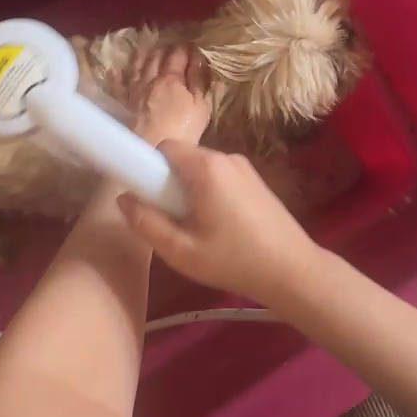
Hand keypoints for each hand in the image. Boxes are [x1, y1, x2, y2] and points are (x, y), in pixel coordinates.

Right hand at [118, 140, 321, 304]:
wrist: (292, 269)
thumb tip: (124, 198)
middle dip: (169, 185)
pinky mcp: (255, 181)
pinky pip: (219, 178)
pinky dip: (209, 195)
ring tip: (197, 231)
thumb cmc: (234, 260)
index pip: (164, 147)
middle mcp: (226, 157)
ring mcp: (244, 167)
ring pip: (201, 170)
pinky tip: (219, 229)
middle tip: (173, 222)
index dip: (148, 169)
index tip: (147, 199)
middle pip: (183, 158)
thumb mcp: (181, 251)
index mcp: (207, 167)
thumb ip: (147, 223)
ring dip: (190, 192)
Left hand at [123, 45, 210, 145]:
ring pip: (137, 68)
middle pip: (156, 58)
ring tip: (146, 47)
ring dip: (143, 56)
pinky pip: (118, 86)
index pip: (178, 56)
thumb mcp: (200, 106)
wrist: (150, 152)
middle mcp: (150, 79)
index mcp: (172, 78)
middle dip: (164, 49)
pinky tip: (116, 71)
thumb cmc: (182, 132)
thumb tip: (198, 58)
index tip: (191, 44)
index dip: (185, 48)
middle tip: (169, 43)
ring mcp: (134, 92)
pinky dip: (118, 77)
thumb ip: (199, 81)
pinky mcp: (123, 105)